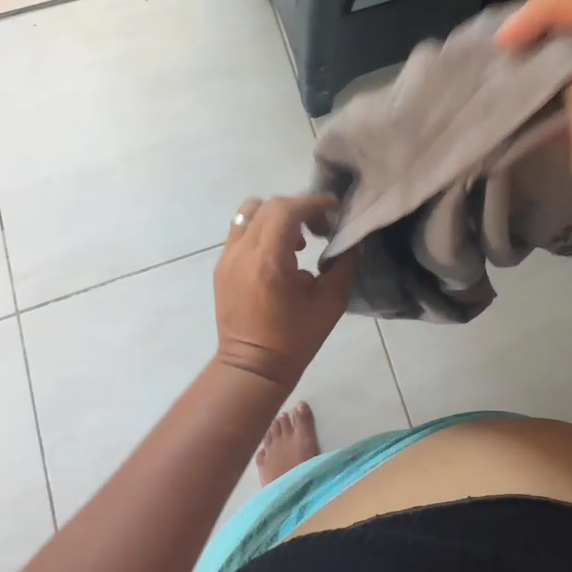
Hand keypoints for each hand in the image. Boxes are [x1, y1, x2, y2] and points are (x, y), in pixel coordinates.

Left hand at [213, 195, 357, 388]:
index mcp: (269, 261)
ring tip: (297, 239)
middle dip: (300, 208)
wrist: (253, 368)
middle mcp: (242, 252)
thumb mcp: (333, 299)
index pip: (288, 210)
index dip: (314, 203)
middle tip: (321, 227)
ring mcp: (227, 257)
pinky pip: (241, 230)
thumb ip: (344, 260)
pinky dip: (263, 229)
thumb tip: (349, 237)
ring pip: (250, 212)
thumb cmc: (296, 337)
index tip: (335, 211)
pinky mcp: (221, 266)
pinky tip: (279, 253)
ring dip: (278, 215)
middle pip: (270, 205)